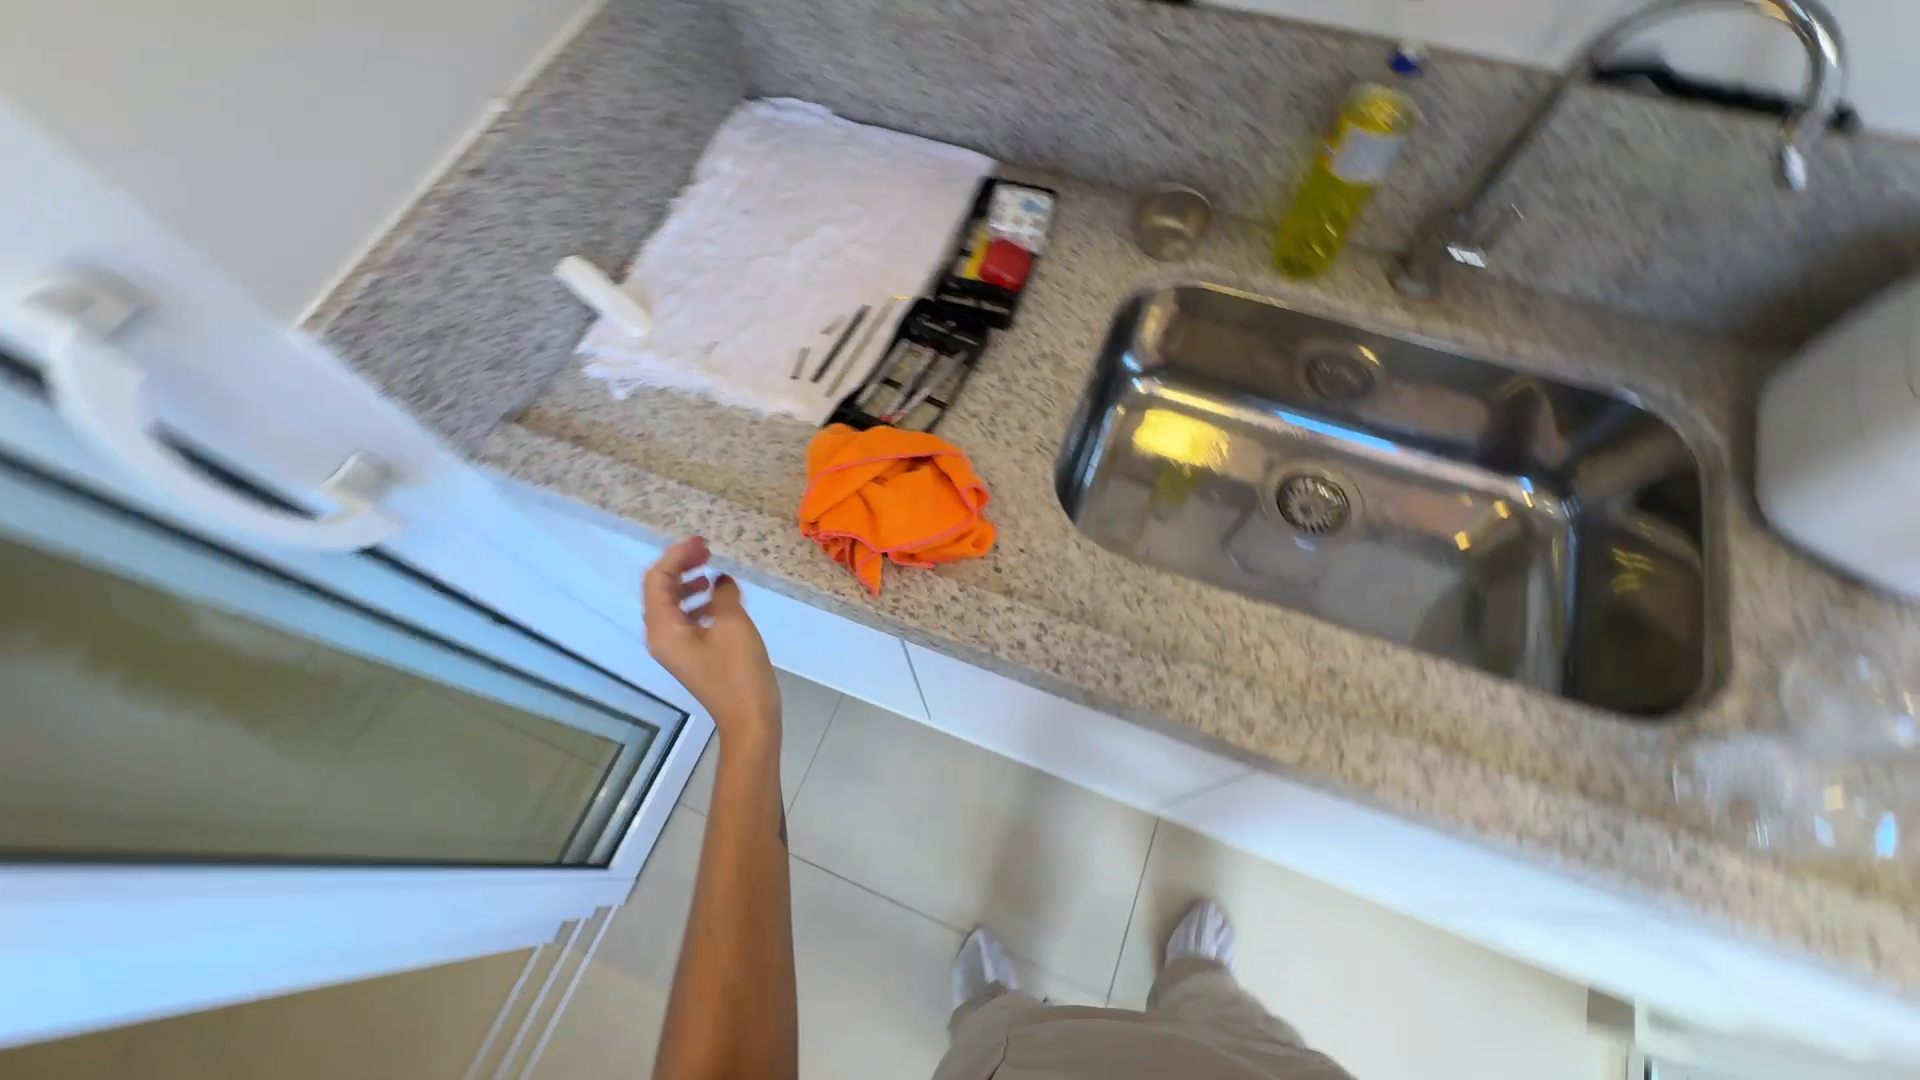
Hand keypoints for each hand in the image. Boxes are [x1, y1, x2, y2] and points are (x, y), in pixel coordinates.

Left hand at [644, 537, 781, 749]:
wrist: (749, 719)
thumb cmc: (739, 671)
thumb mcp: (733, 624)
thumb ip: (723, 595)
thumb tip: (721, 582)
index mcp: (663, 629)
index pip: (658, 580)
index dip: (677, 556)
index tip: (703, 543)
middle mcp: (661, 637)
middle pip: (661, 591)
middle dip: (681, 567)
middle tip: (708, 552)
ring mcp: (675, 649)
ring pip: (672, 605)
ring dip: (690, 584)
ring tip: (713, 573)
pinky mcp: (691, 656)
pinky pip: (686, 620)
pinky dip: (699, 604)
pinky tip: (722, 599)